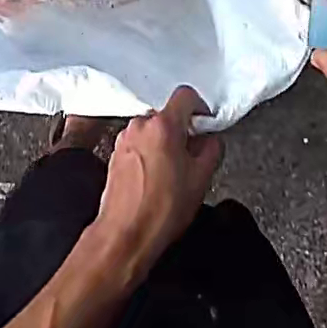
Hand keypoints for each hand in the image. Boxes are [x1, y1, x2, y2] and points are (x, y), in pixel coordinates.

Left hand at [88, 86, 222, 279]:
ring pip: (152, 129)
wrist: (126, 232)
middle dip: (181, 130)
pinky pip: (138, 142)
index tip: (205, 124)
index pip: (185, 95)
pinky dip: (149, 151)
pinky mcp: (114, 152)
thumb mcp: (201, 179)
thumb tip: (211, 138)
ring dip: (164, 142)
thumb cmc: (164, 207)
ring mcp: (124, 137)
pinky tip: (154, 177)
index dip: (200, 107)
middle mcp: (140, 125)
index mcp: (163, 125)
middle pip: (167, 114)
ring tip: (173, 172)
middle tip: (192, 154)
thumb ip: (211, 150)